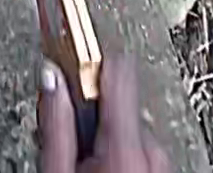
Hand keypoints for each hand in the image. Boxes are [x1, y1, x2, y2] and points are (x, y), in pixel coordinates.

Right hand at [39, 57, 168, 172]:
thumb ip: (56, 123)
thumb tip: (50, 72)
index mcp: (126, 145)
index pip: (116, 65)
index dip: (89, 56)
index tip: (71, 51)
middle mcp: (153, 149)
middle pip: (116, 97)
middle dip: (89, 108)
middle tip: (68, 135)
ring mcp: (161, 162)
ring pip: (126, 121)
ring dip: (103, 132)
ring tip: (83, 161)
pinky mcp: (163, 171)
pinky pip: (139, 145)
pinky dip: (119, 150)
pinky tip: (102, 170)